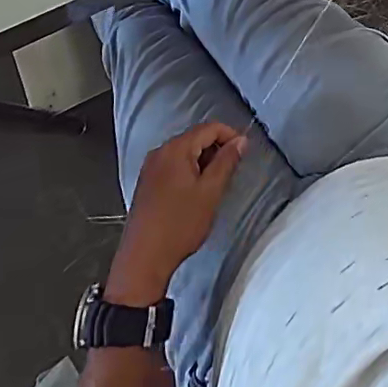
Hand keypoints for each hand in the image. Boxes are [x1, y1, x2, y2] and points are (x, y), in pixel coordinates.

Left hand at [106, 123, 246, 304]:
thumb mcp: (211, 191)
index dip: (230, 135)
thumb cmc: (180, 224)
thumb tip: (240, 140)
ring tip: (214, 185)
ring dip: (203, 161)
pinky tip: (194, 193)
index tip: (243, 153)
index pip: (209, 128)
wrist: (144, 258)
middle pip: (195, 137)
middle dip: (216, 149)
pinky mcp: (147, 182)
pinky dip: (189, 170)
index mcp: (175, 149)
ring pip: (185, 152)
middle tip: (230, 172)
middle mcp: (160, 152)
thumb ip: (227, 161)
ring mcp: (150, 167)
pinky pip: (173, 165)